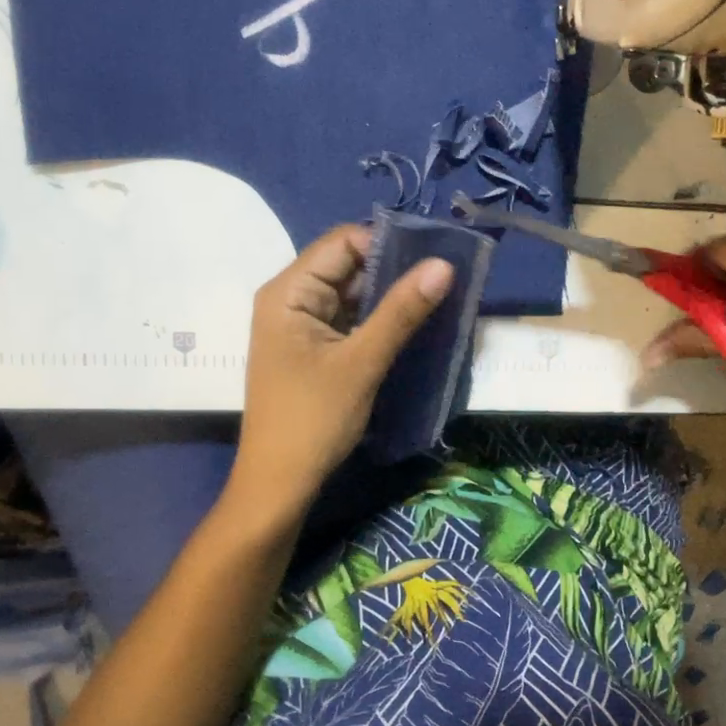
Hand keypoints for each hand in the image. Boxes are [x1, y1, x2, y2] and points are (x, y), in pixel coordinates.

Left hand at [231, 224, 452, 506]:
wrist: (279, 483)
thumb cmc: (313, 420)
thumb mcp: (362, 363)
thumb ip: (401, 311)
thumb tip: (443, 265)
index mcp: (288, 292)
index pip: (342, 242)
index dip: (388, 245)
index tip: (434, 260)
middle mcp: (289, 299)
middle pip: (348, 265)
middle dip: (394, 271)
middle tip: (445, 281)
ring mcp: (300, 325)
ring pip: (352, 294)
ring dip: (390, 298)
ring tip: (438, 300)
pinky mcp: (312, 348)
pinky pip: (349, 320)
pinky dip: (378, 321)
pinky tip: (413, 326)